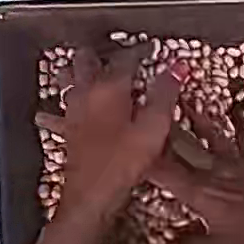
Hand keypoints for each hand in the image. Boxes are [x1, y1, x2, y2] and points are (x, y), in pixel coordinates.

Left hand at [36, 48, 184, 221]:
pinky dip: (71, 97)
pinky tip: (72, 104)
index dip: (141, 50)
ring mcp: (72, 111)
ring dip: (81, 70)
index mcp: (109, 88)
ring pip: (69, 78)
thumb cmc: (123, 162)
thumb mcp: (154, 127)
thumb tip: (179, 65)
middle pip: (87, 60)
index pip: (126, 57)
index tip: (152, 47)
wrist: (90, 196)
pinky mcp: (67, 130)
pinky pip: (64, 104)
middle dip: (103, 53)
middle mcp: (86, 94)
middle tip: (121, 54)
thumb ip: (166, 94)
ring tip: (95, 69)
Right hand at [145, 104, 243, 243]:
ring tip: (180, 97)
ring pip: (211, 135)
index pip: (161, 171)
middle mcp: (217, 173)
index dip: (138, 155)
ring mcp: (239, 165)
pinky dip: (239, 126)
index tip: (118, 139)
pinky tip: (237, 112)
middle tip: (142, 104)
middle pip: (183, 145)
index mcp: (201, 194)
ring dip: (195, 117)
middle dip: (160, 125)